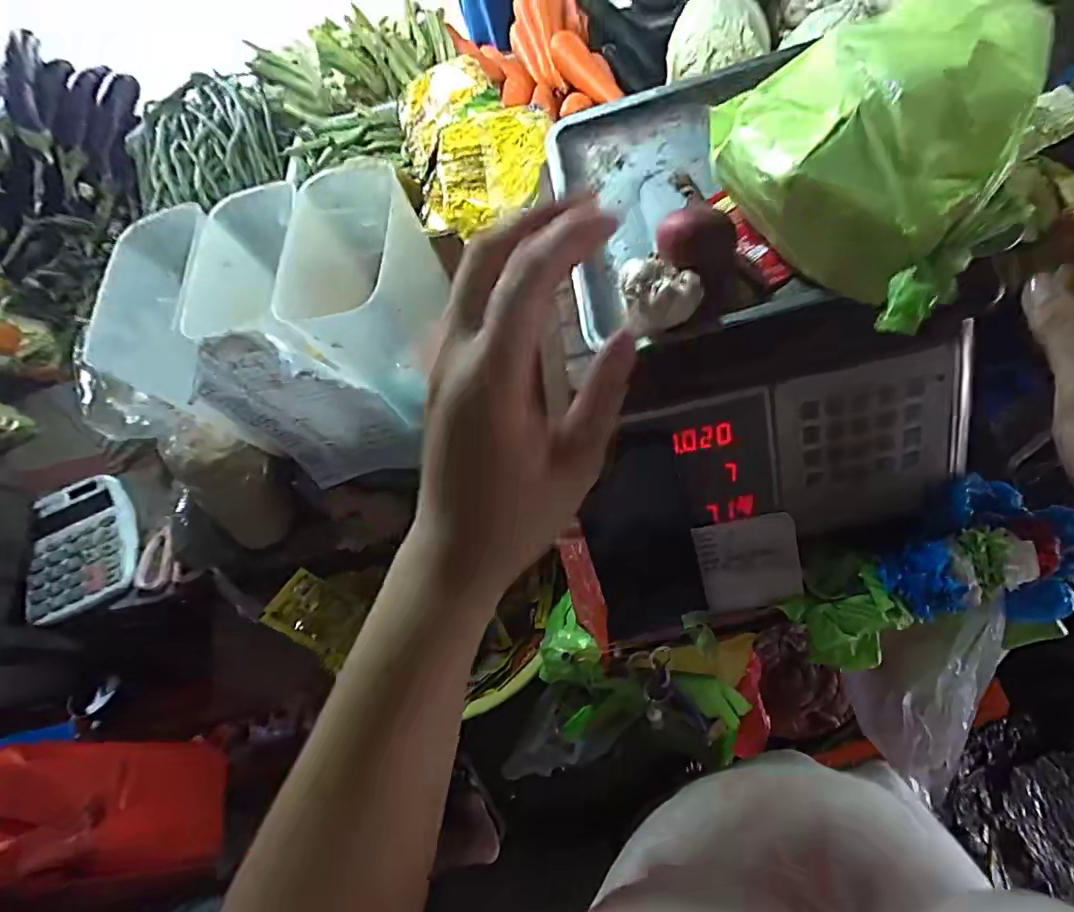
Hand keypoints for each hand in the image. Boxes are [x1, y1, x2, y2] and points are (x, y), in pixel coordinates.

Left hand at [408, 196, 637, 601]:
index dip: (570, 237)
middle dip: (536, 216)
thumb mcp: (578, 462)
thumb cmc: (520, 517)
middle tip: (587, 199)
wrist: (454, 550)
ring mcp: (442, 360)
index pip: (527, 280)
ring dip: (517, 237)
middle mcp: (457, 355)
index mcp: (492, 377)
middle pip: (486, 255)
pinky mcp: (442, 371)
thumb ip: (605, 394)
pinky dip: (503, 272)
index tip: (612, 216)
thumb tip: (631, 334)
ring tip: (567, 221)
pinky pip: (469, 301)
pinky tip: (535, 276)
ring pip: (470, 272)